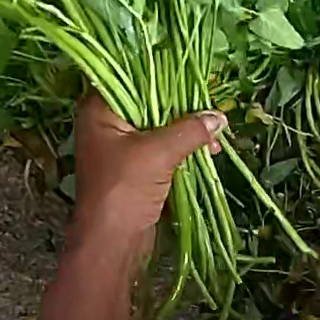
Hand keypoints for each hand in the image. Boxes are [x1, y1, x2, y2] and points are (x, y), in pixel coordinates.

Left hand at [67, 94, 224, 253]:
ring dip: (187, 133)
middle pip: (150, 104)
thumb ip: (189, 131)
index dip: (163, 77)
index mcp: (101, 111)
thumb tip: (219, 117)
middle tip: (211, 115)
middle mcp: (109, 125)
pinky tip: (206, 153)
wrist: (113, 242)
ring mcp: (124, 149)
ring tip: (213, 141)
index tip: (194, 81)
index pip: (131, 78)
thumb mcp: (158, 153)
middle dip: (183, 110)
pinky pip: (164, 151)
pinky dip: (184, 151)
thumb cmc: (124, 190)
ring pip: (161, 129)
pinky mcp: (138, 170)